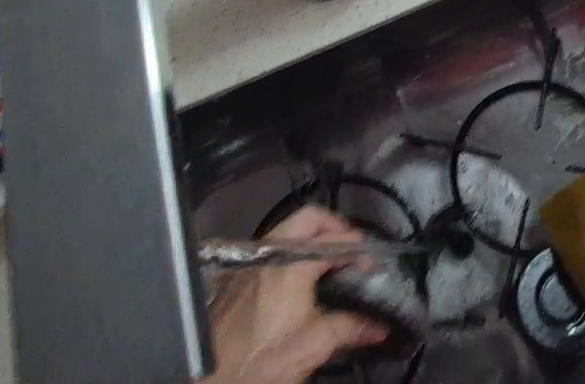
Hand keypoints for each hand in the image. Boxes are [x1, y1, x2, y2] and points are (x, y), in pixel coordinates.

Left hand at [205, 207, 389, 382]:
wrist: (204, 383)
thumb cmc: (260, 361)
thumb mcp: (310, 348)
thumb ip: (348, 329)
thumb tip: (379, 327)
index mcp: (291, 264)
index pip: (335, 240)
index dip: (359, 249)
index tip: (372, 265)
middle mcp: (269, 253)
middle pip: (308, 218)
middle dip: (334, 227)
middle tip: (350, 247)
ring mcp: (250, 262)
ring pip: (287, 229)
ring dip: (311, 237)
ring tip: (328, 260)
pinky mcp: (237, 277)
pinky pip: (271, 247)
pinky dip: (292, 250)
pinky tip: (298, 277)